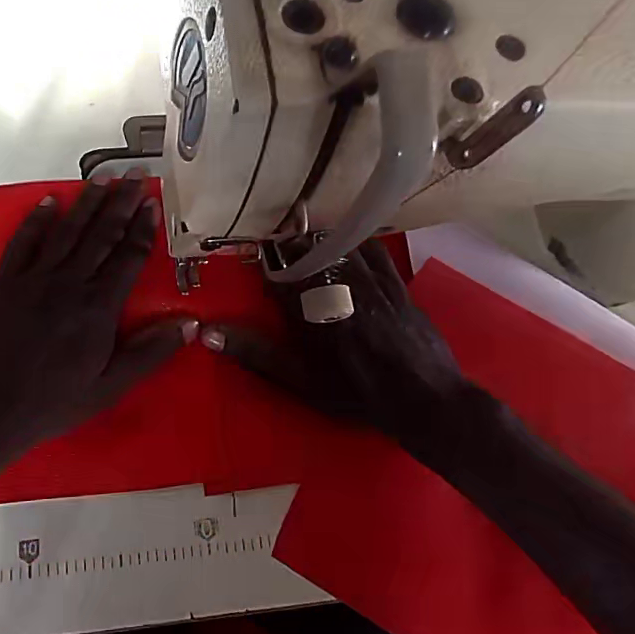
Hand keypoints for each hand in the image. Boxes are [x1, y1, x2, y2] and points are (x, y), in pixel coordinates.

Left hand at [0, 172, 196, 458]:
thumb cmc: (53, 401)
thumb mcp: (109, 386)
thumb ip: (149, 353)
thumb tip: (190, 325)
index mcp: (98, 307)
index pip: (128, 257)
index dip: (142, 228)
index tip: (153, 202)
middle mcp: (69, 283)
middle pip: (101, 235)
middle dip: (121, 203)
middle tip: (135, 174)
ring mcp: (34, 278)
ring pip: (67, 231)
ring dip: (87, 202)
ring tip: (103, 178)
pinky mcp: (5, 282)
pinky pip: (23, 242)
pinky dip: (37, 220)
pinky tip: (48, 202)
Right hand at [199, 240, 470, 451]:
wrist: (425, 399)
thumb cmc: (357, 393)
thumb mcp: (300, 380)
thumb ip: (256, 353)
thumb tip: (209, 334)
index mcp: (310, 309)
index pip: (277, 273)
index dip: (262, 261)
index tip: (251, 252)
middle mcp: (340, 287)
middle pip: (308, 251)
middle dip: (288, 244)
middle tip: (276, 238)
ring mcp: (372, 282)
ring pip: (339, 245)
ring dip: (318, 238)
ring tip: (304, 235)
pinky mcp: (396, 284)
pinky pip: (374, 251)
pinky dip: (356, 241)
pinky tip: (348, 240)